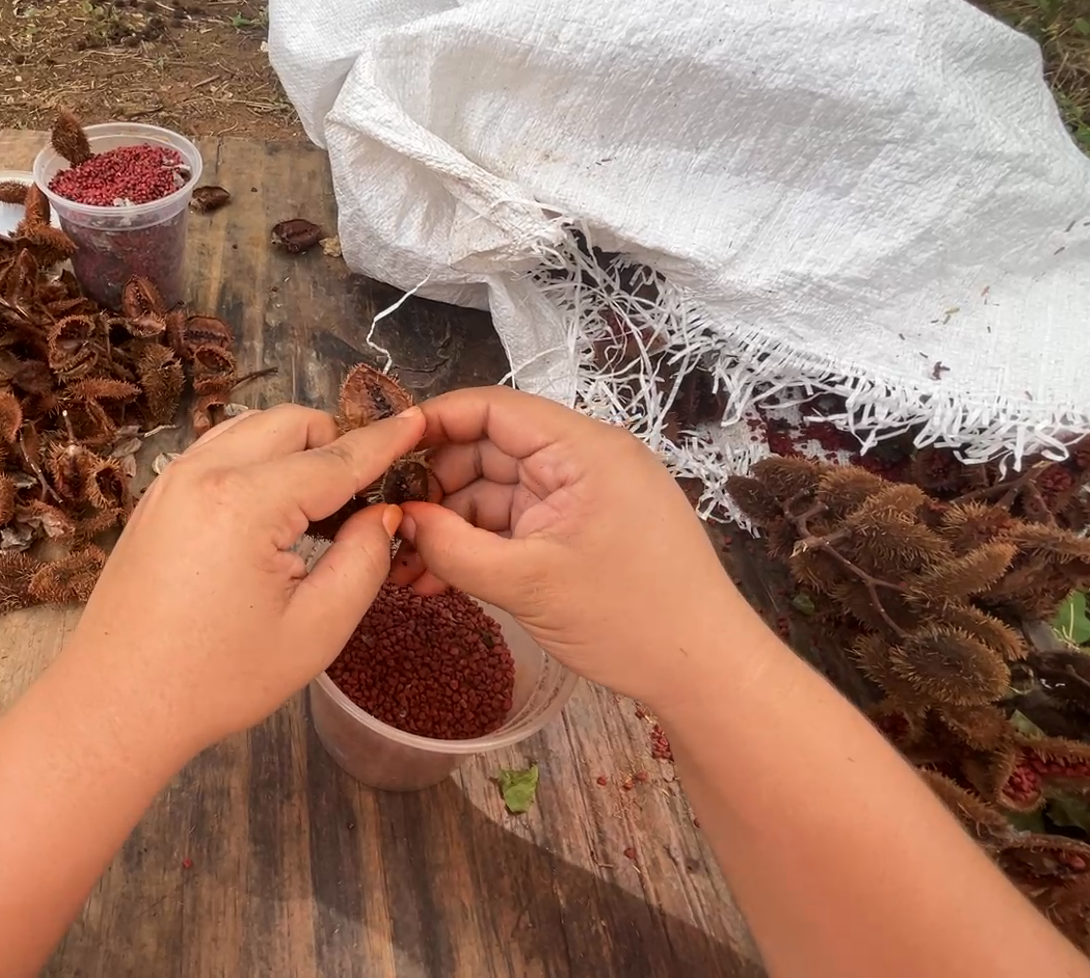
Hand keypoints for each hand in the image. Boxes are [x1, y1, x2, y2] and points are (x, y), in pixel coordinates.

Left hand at [60, 403, 425, 755]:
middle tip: (359, 494)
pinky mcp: (157, 495)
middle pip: (291, 422)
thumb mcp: (314, 631)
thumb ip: (362, 560)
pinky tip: (266, 510)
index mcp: (245, 502)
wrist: (116, 701)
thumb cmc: (216, 678)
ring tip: (314, 505)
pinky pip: (219, 449)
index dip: (384, 441)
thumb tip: (383, 513)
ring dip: (293, 447)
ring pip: (252, 428)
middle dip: (335, 441)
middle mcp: (203, 472)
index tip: (419, 420)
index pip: (334, 458)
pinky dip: (255, 460)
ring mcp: (172, 478)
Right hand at [389, 386, 771, 707]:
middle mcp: (579, 462)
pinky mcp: (571, 531)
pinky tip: (435, 580)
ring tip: (404, 566)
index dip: (434, 422)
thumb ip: (451, 548)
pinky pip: (508, 526)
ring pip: (490, 495)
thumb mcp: (527, 583)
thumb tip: (396, 521)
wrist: (705, 679)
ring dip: (446, 527)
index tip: (384, 451)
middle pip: (484, 453)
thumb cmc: (630, 619)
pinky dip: (473, 548)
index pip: (493, 409)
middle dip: (433, 489)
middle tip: (387, 524)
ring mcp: (575, 498)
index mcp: (583, 450)